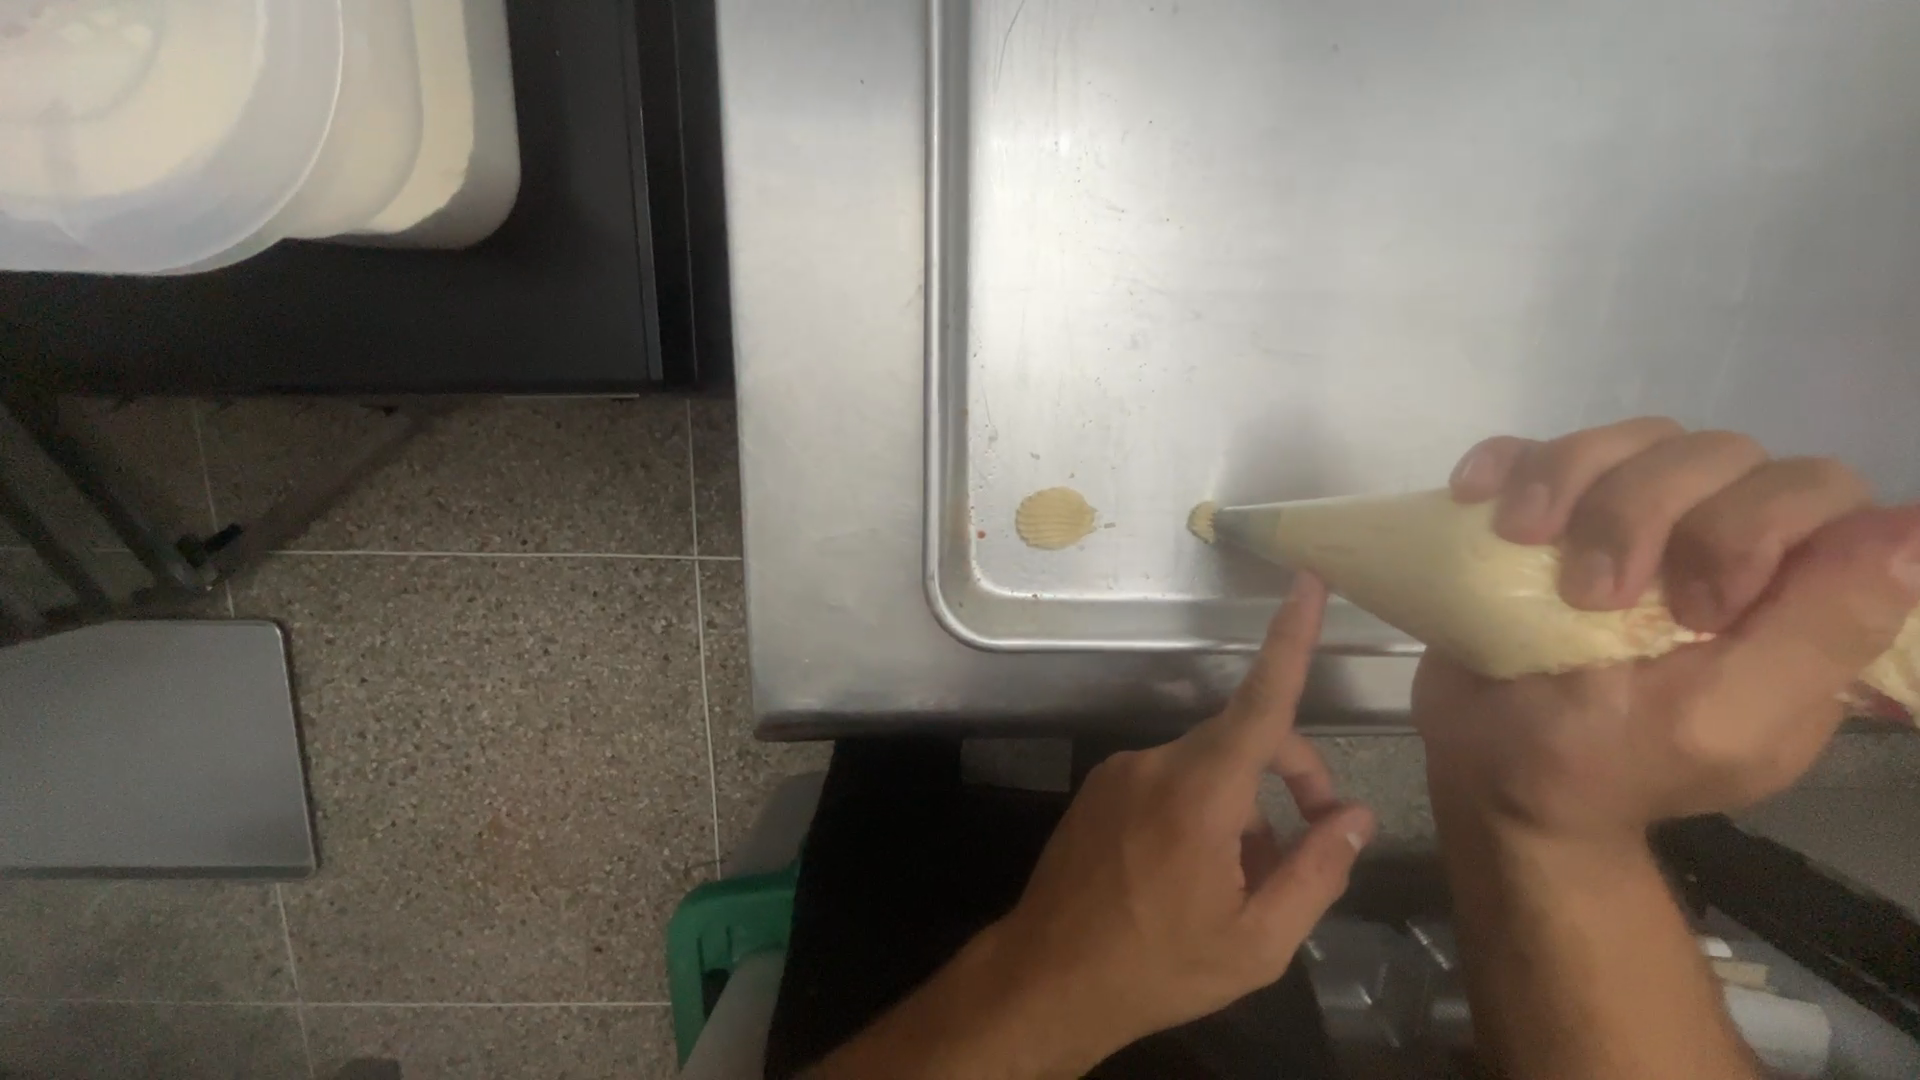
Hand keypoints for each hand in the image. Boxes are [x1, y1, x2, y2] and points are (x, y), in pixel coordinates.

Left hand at [981, 574, 1375, 1073]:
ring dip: (1242, 807)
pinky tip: (1194, 868)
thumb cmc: (1159, 967)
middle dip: (1290, 778)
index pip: (1261, 701)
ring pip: (1208, 764)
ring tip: (1242, 880)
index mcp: (1201, 794)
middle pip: (1245, 739)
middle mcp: (1157, 763)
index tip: (1307, 582)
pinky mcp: (1101, 784)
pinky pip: (1169, 777)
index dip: (1290, 638)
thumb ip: (1316, 871)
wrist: (1050, 974)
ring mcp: (1122, 769)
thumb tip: (1355, 817)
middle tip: (1314, 844)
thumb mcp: (1258, 941)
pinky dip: (1201, 808)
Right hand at [1417, 417, 1919, 844]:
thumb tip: (1908, 528)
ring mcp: (1610, 519)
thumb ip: (1818, 634)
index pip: (1810, 492)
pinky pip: (1523, 448)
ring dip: (1562, 479)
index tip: (1685, 611)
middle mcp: (1705, 537)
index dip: (1749, 527)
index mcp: (1778, 590)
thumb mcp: (1722, 721)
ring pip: (1621, 439)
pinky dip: (1502, 463)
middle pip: (1710, 453)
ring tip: (1520, 538)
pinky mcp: (1532, 515)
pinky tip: (1473, 497)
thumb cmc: (1599, 760)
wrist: (1487, 764)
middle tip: (1587, 595)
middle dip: (1638, 511)